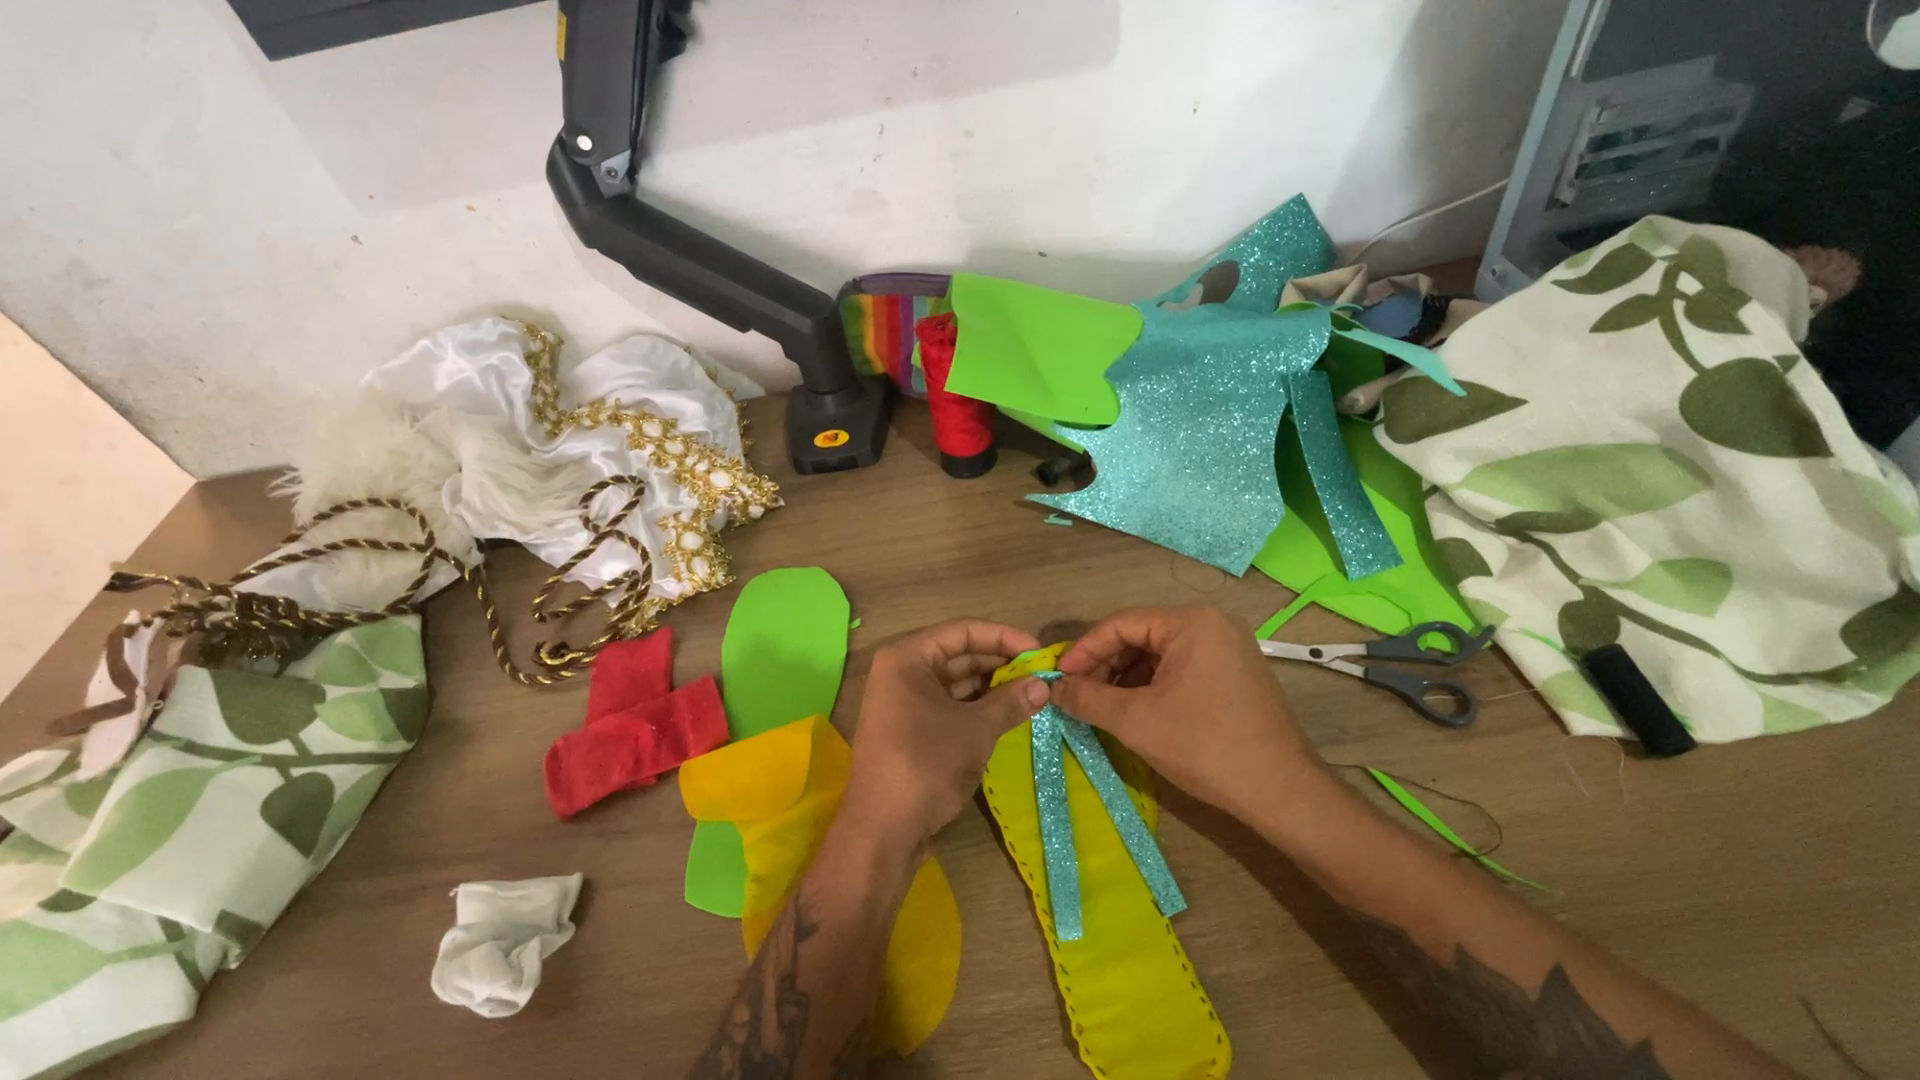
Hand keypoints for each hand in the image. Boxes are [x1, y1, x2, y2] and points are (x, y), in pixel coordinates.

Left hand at [842, 619, 1049, 852]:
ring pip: (956, 683)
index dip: (1004, 637)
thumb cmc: (925, 765)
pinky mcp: (912, 730)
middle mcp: (902, 672)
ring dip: (993, 687)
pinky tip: (1010, 714)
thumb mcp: (975, 730)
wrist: (883, 830)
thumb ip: (1010, 702)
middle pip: (959, 655)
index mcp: (907, 658)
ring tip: (1033, 694)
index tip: (1040, 652)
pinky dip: (979, 708)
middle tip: (1042, 675)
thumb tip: (1044, 686)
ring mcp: (905, 703)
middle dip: (1000, 663)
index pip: (962, 631)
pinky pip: (950, 707)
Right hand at [1052, 606, 1323, 825]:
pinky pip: (1183, 669)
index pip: (1121, 623)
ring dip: (1127, 679)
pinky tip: (1137, 713)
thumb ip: (1088, 698)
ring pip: (1161, 654)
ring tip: (1103, 708)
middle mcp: (1214, 624)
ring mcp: (1230, 649)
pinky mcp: (1237, 674)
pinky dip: (1154, 687)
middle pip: (1142, 635)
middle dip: (1106, 666)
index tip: (1059, 679)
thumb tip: (1054, 688)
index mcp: (1192, 623)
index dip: (1085, 651)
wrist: (1281, 791)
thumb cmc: (1204, 746)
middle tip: (1079, 696)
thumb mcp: (1136, 721)